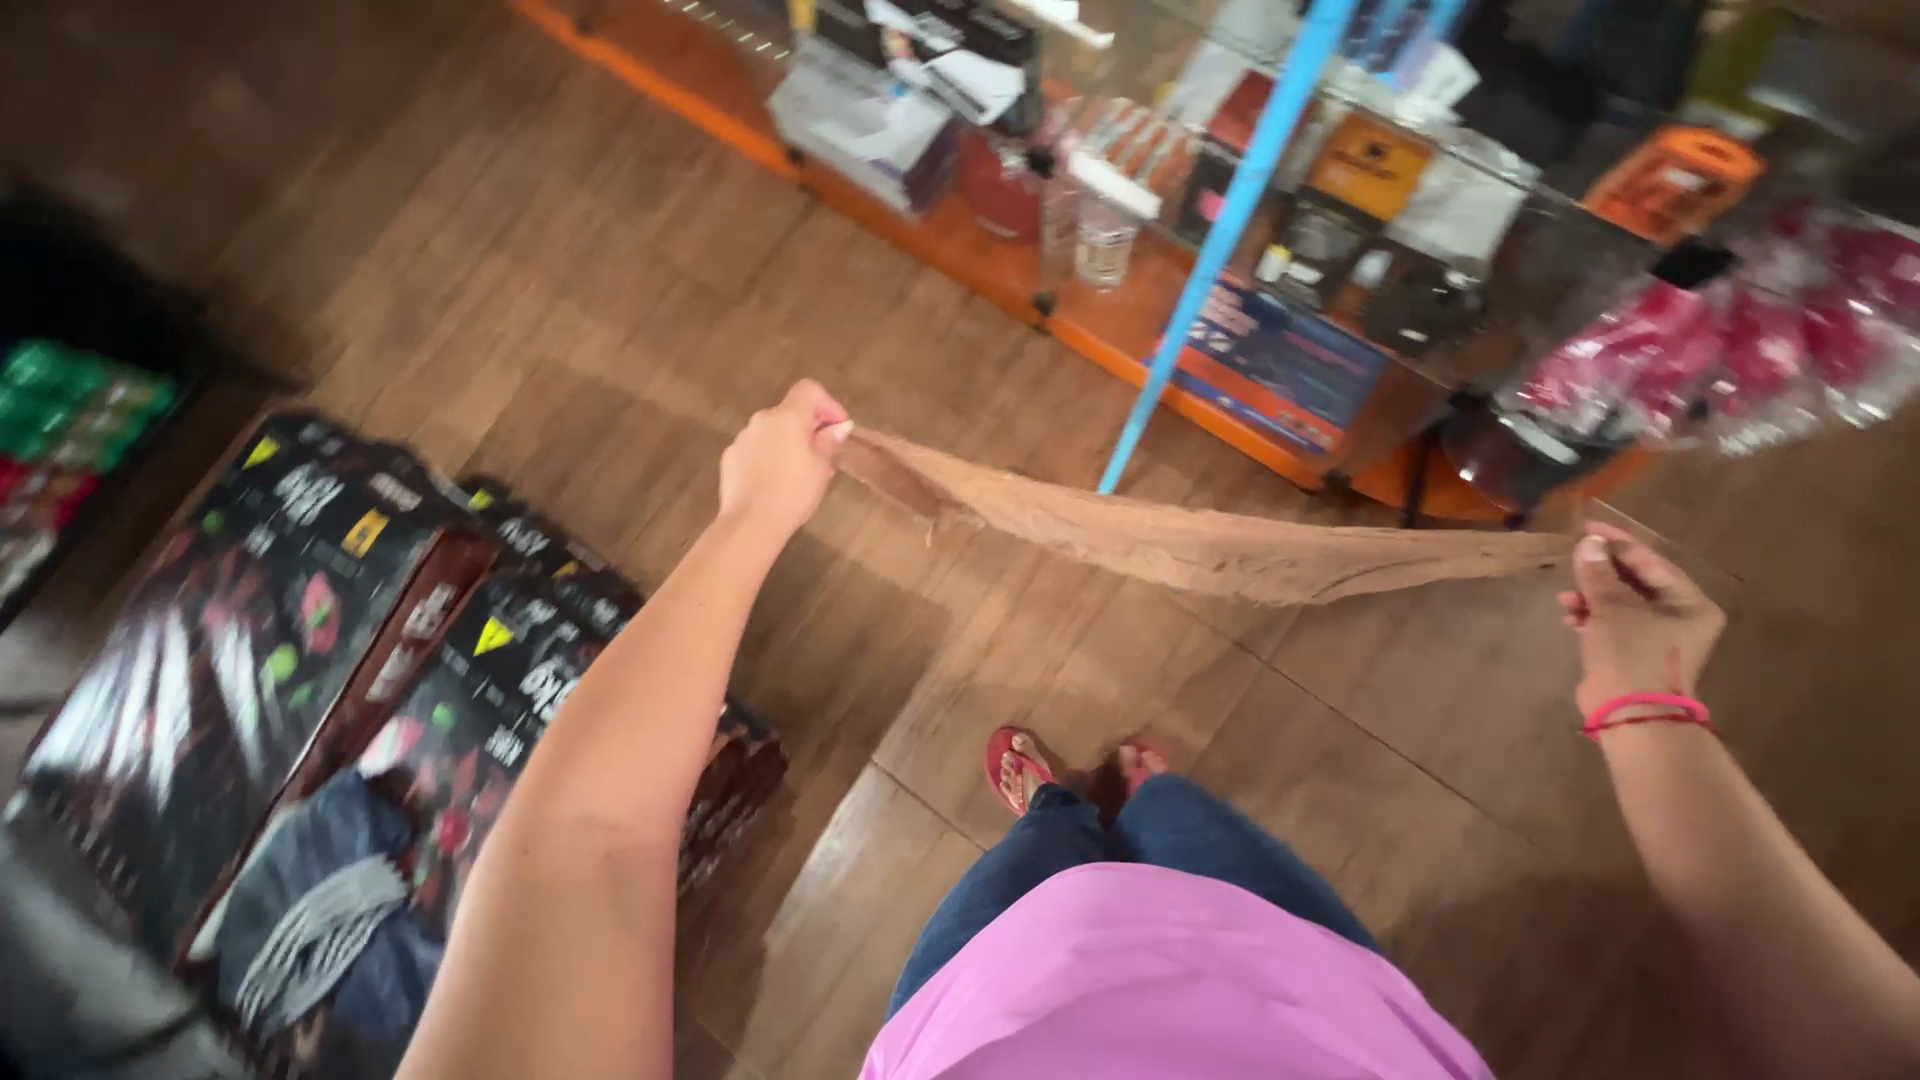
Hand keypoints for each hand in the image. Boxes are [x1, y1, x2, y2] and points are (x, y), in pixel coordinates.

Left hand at [717, 380, 851, 540]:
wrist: (751, 522)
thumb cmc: (794, 492)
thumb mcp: (820, 468)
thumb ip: (828, 442)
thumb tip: (838, 428)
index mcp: (787, 417)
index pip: (809, 390)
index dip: (828, 404)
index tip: (840, 428)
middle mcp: (762, 420)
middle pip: (790, 412)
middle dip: (810, 428)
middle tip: (825, 455)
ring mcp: (742, 439)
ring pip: (772, 432)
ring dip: (788, 443)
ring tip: (800, 473)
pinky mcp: (730, 458)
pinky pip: (756, 449)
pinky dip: (769, 457)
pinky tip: (775, 482)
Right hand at [1558, 522, 1724, 717]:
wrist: (1630, 711)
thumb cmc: (1631, 654)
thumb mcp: (1612, 609)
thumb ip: (1599, 574)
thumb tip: (1589, 543)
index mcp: (1690, 603)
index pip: (1651, 561)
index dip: (1617, 542)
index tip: (1586, 528)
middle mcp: (1680, 616)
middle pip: (1636, 581)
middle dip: (1600, 571)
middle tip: (1572, 557)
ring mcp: (1658, 635)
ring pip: (1620, 601)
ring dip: (1591, 595)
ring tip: (1565, 597)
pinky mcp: (1634, 650)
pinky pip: (1612, 621)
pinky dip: (1591, 615)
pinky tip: (1570, 616)